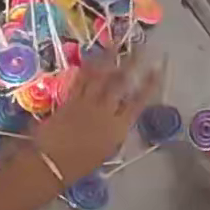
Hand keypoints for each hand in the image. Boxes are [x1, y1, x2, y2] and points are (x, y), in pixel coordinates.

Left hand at [31, 56, 160, 182]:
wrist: (52, 164)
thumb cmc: (80, 164)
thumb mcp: (106, 150)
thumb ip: (114, 131)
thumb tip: (118, 118)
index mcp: (118, 128)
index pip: (138, 101)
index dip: (149, 84)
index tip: (157, 69)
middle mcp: (105, 111)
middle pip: (121, 82)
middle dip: (132, 63)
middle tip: (141, 48)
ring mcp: (86, 102)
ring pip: (101, 76)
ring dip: (109, 59)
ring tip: (117, 45)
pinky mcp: (69, 99)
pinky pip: (81, 80)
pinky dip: (87, 68)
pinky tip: (91, 58)